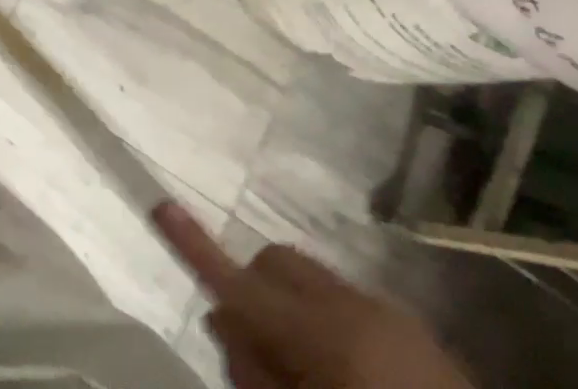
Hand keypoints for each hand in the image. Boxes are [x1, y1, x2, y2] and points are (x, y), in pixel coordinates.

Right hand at [154, 203, 473, 388]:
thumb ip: (251, 365)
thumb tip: (225, 318)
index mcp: (320, 330)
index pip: (236, 279)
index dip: (193, 245)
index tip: (160, 206)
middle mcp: (354, 305)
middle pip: (275, 261)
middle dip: (252, 286)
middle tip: (252, 344)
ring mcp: (390, 313)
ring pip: (312, 280)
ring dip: (290, 307)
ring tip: (301, 363)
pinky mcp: (416, 331)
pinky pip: (349, 304)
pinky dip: (328, 323)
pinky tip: (342, 371)